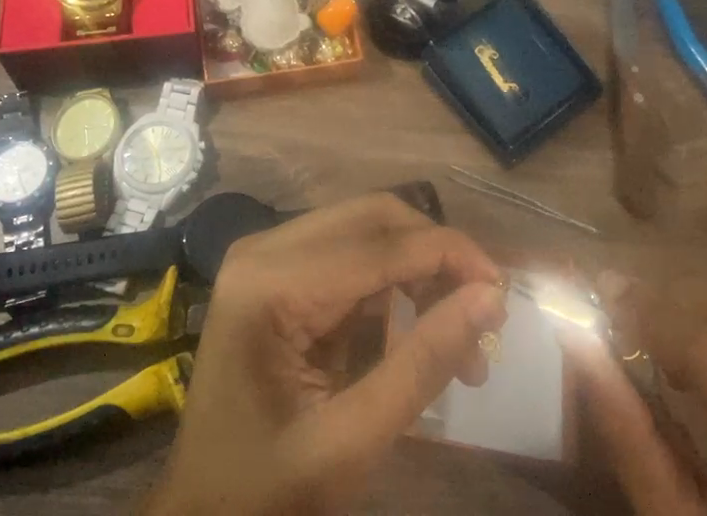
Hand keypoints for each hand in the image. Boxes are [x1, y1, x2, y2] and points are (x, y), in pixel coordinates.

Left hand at [144, 194, 507, 514]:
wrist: (201, 513)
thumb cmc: (267, 487)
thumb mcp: (352, 438)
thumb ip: (423, 363)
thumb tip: (490, 298)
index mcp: (270, 283)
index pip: (381, 243)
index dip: (451, 257)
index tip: (505, 298)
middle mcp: (264, 250)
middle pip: (375, 220)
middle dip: (437, 260)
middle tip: (483, 317)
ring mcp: (266, 261)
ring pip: (368, 235)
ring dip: (420, 276)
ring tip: (459, 348)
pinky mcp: (277, 279)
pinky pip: (351, 262)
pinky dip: (394, 291)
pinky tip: (419, 338)